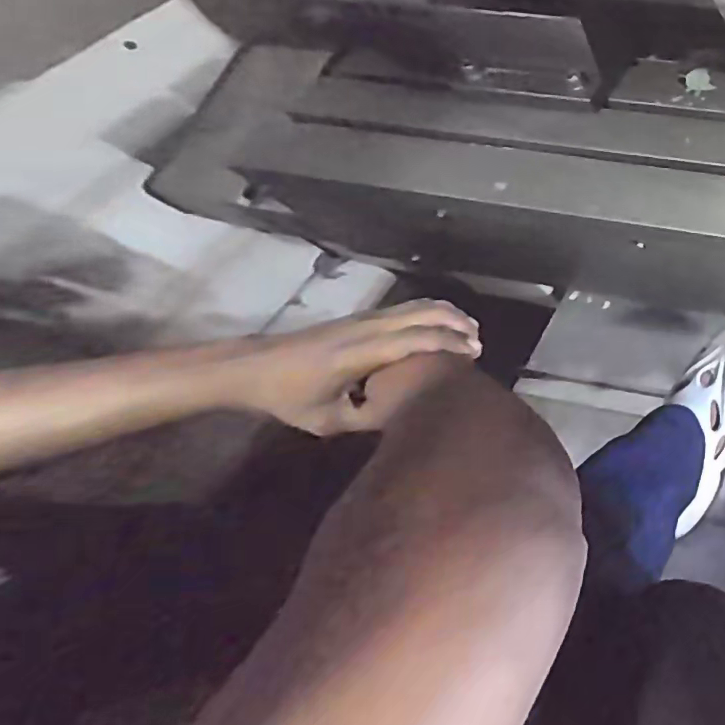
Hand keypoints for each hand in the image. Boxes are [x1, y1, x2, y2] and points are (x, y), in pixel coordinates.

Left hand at [225, 300, 481, 434]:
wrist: (247, 367)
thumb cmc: (285, 396)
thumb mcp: (326, 420)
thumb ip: (368, 418)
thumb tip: (404, 415)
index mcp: (361, 352)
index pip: (418, 338)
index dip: (451, 343)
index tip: (473, 354)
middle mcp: (368, 327)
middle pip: (427, 312)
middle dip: (459, 324)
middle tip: (477, 344)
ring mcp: (366, 318)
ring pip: (421, 305)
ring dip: (450, 315)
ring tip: (468, 333)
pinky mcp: (364, 316)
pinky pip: (410, 307)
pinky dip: (435, 313)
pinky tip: (444, 327)